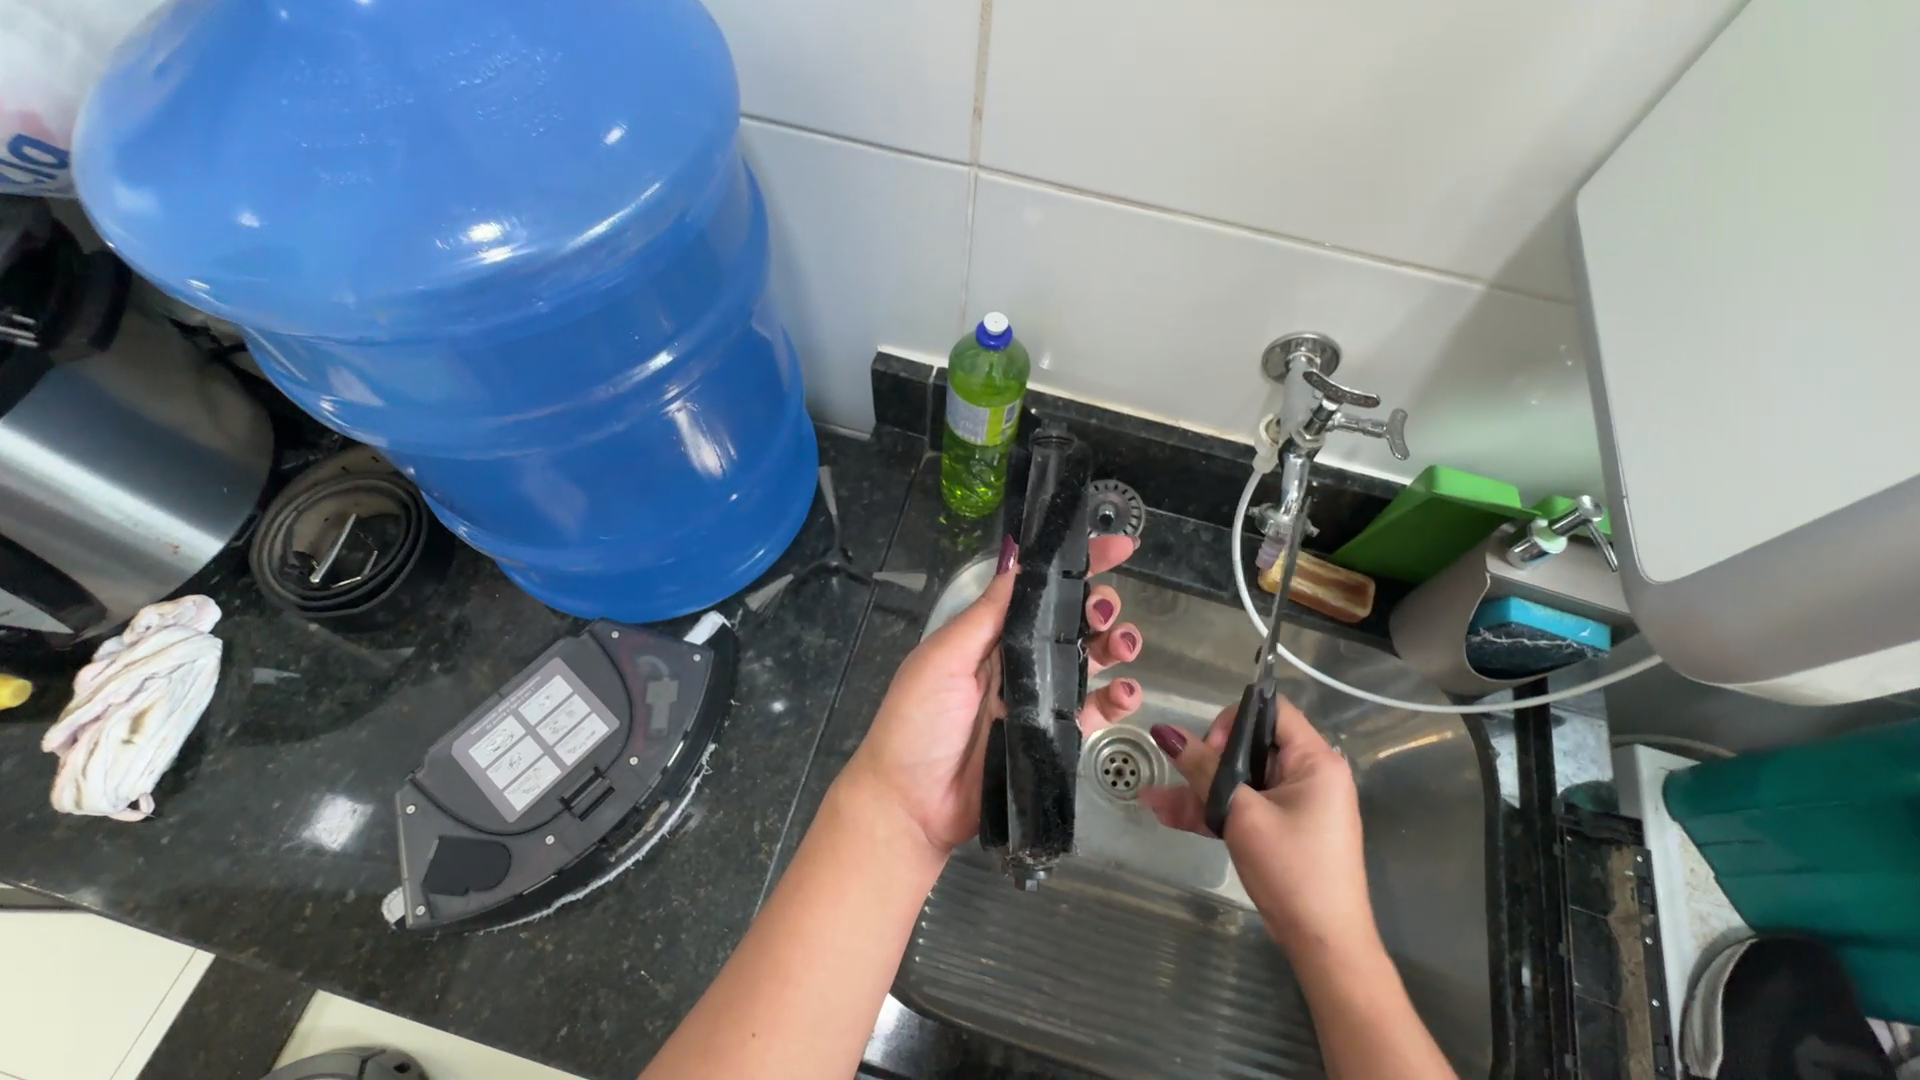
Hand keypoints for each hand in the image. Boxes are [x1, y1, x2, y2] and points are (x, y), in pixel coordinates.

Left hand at [842, 535, 1143, 855]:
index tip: (1118, 546)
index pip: (1038, 590)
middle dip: (1100, 606)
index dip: (1077, 566)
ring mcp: (1037, 699)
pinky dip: (1116, 699)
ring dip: (1115, 645)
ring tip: (1122, 646)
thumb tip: (1018, 558)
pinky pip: (1093, 711)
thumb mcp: (943, 658)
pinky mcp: (1053, 737)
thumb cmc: (918, 722)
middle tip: (1104, 611)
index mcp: (989, 635)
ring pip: (1090, 661)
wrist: (911, 804)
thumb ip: (987, 614)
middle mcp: (1017, 660)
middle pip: (1072, 622)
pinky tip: (1124, 693)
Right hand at [1140, 697, 1375, 957]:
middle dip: (1207, 762)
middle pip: (1249, 747)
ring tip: (1154, 801)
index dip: (1233, 722)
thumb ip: (1202, 769)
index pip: (1271, 711)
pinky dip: (1213, 811)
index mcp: (1315, 761)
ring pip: (1240, 781)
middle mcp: (1309, 775)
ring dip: (1199, 790)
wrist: (1324, 944)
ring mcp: (1295, 804)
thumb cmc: (1292, 870)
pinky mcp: (1283, 829)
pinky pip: (1244, 806)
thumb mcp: (1241, 815)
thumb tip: (1164, 731)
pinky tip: (1170, 816)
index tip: (1209, 751)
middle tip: (1186, 783)